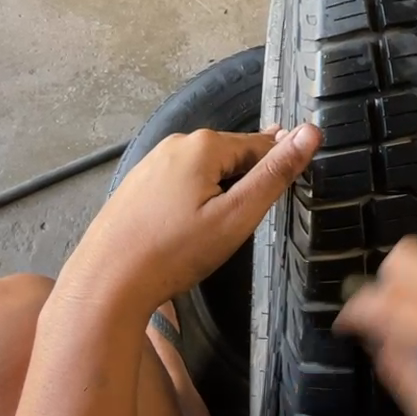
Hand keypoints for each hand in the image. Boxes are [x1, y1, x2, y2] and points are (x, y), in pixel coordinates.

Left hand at [59, 125, 320, 318]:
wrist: (105, 284)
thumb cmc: (175, 252)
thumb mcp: (236, 216)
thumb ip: (275, 174)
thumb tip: (311, 131)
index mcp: (203, 145)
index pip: (260, 145)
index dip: (276, 168)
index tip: (289, 192)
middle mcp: (176, 143)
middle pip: (230, 154)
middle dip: (247, 177)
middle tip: (258, 213)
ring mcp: (151, 162)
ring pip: (204, 168)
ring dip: (222, 187)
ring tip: (229, 219)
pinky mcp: (136, 185)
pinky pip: (179, 181)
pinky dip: (195, 196)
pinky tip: (194, 222)